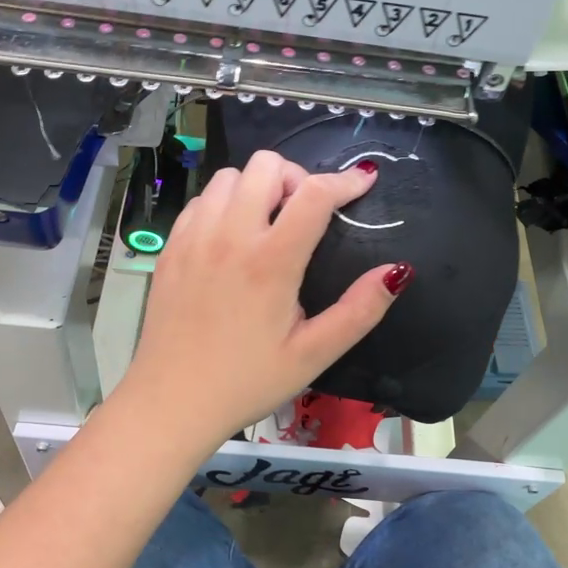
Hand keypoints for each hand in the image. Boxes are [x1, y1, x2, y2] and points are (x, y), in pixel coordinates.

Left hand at [115, 151, 409, 449]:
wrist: (171, 402)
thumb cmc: (247, 382)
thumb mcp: (313, 355)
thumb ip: (358, 311)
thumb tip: (397, 271)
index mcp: (270, 262)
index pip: (314, 194)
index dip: (346, 180)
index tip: (364, 181)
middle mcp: (229, 236)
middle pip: (266, 166)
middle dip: (296, 177)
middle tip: (305, 213)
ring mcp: (194, 237)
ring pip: (229, 176)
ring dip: (256, 187)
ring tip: (268, 222)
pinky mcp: (171, 247)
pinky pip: (202, 200)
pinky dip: (224, 203)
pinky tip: (232, 238)